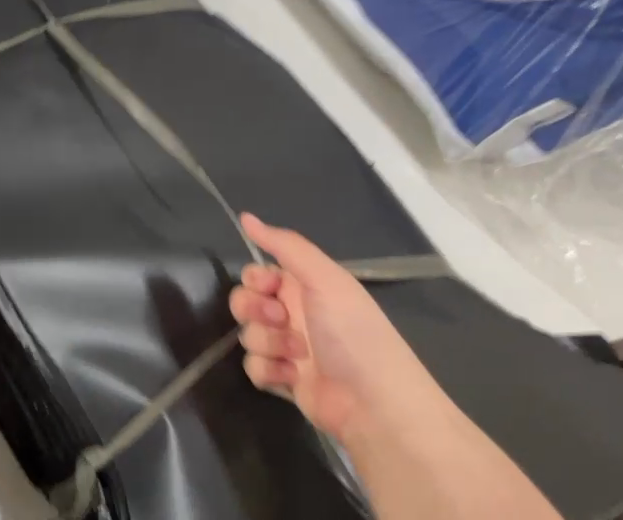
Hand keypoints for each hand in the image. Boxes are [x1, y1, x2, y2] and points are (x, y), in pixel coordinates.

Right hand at [228, 214, 440, 441]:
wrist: (378, 406)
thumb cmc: (355, 336)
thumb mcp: (327, 280)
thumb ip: (286, 246)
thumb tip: (245, 217)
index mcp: (306, 290)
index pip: (258, 273)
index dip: (254, 278)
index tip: (268, 287)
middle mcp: (296, 317)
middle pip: (245, 301)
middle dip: (254, 310)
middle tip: (281, 321)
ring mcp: (290, 350)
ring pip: (248, 334)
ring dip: (268, 343)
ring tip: (298, 356)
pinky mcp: (285, 381)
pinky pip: (253, 367)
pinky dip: (269, 371)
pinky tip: (292, 377)